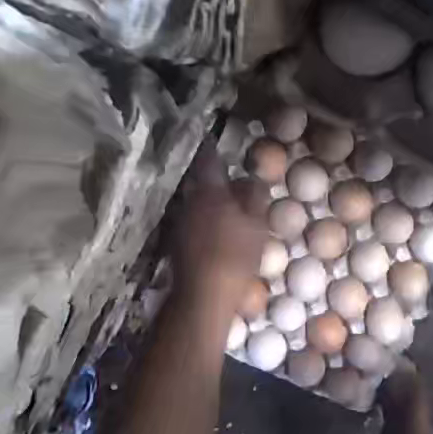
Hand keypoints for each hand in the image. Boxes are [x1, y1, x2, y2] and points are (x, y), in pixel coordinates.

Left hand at [174, 141, 269, 303]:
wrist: (203, 296)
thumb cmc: (235, 256)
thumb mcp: (257, 226)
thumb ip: (255, 198)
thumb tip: (252, 180)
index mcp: (209, 192)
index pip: (209, 160)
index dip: (212, 147)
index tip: (214, 137)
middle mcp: (189, 202)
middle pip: (199, 182)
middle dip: (211, 178)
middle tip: (226, 178)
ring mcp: (179, 222)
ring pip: (194, 202)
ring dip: (206, 201)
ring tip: (224, 206)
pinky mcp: (175, 242)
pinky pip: (191, 221)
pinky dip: (202, 220)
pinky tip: (215, 232)